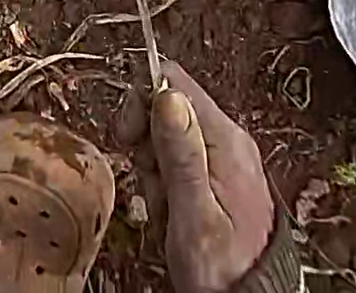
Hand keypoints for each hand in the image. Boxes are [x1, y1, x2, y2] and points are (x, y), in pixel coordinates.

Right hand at [149, 61, 274, 292]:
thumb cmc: (226, 273)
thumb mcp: (194, 216)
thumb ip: (180, 154)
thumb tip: (165, 94)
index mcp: (225, 139)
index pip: (174, 83)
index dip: (142, 101)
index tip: (128, 136)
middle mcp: (228, 139)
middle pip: (168, 108)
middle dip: (147, 144)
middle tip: (153, 184)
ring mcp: (224, 156)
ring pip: (168, 137)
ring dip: (155, 170)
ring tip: (166, 208)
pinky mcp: (218, 174)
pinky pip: (178, 161)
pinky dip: (165, 184)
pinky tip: (172, 212)